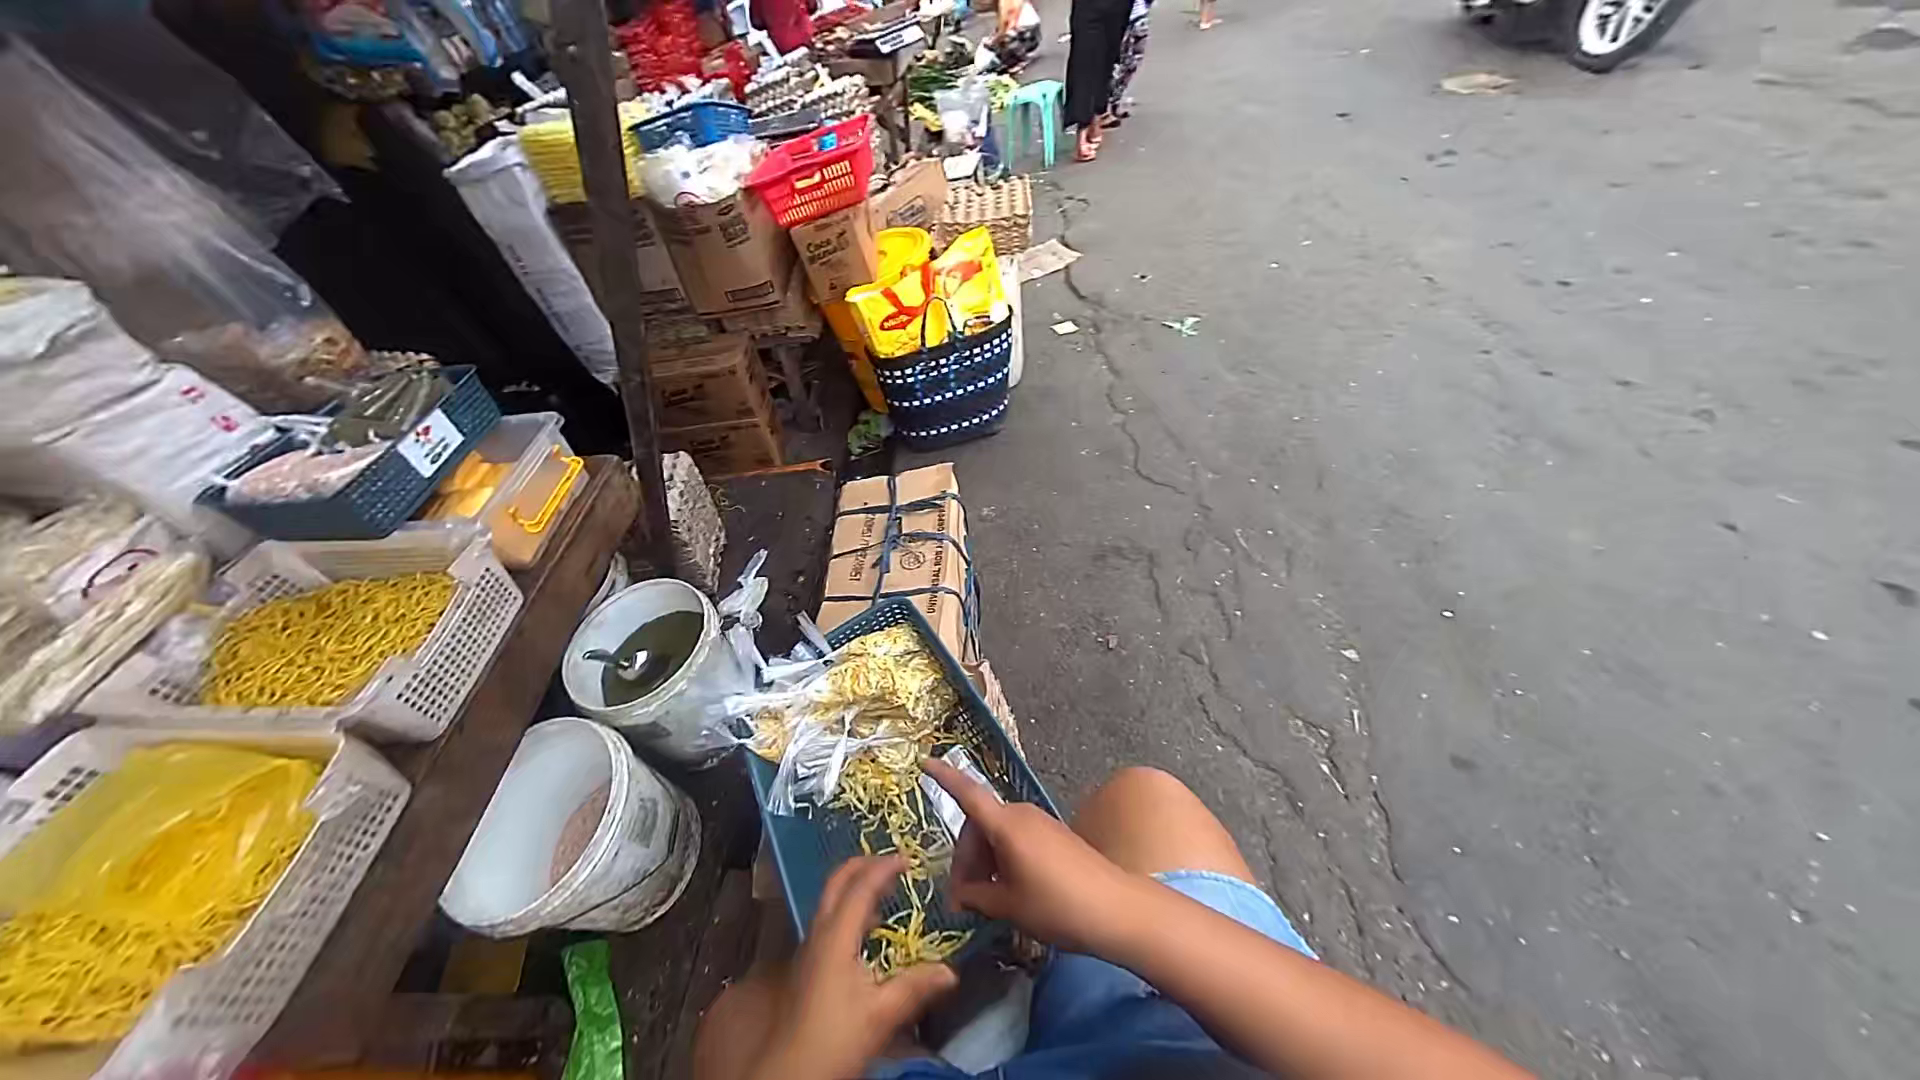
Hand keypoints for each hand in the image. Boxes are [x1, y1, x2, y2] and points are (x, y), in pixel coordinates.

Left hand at [749, 856, 957, 1079]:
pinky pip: (830, 919)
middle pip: (838, 882)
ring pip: (831, 899)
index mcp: (837, 935)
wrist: (789, 1074)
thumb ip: (915, 987)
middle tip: (893, 862)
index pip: (861, 886)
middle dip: (864, 864)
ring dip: (856, 885)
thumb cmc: (834, 1039)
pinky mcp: (808, 964)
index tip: (910, 858)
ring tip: (885, 889)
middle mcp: (820, 932)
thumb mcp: (881, 1014)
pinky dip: (850, 908)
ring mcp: (810, 947)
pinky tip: (868, 931)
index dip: (885, 867)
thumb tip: (951, 971)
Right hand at [922, 758, 1147, 954]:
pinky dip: (1004, 860)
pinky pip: (1017, 839)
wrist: (1117, 909)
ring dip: (985, 861)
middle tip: (963, 898)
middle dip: (966, 857)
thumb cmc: (1057, 905)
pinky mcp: (1054, 835)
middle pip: (979, 824)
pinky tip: (1009, 891)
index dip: (945, 778)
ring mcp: (1040, 823)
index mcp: (1006, 824)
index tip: (924, 762)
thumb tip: (962, 893)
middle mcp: (1021, 814)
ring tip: (986, 901)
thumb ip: (977, 896)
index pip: (968, 794)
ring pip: (998, 834)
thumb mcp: (1009, 906)